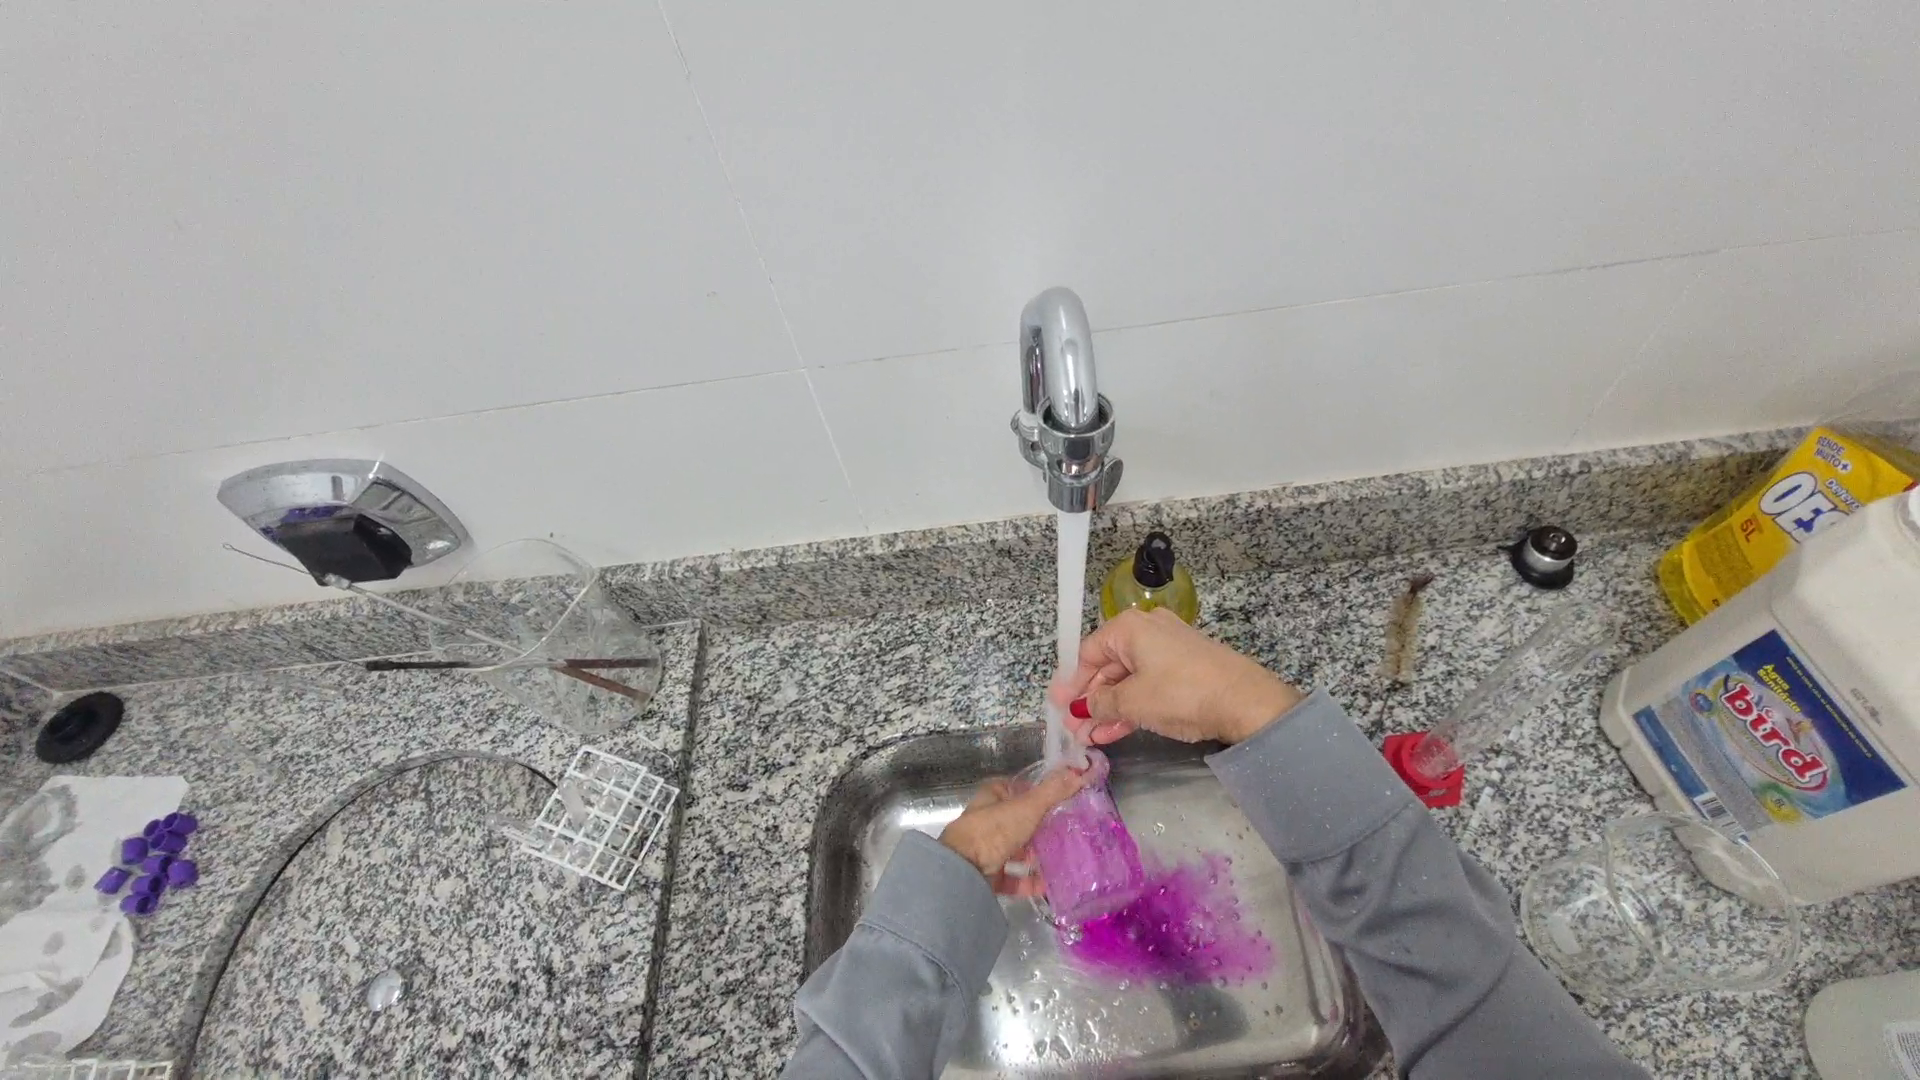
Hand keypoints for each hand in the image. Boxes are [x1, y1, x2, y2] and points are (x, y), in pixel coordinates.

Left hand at [939, 767, 1088, 895]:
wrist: (962, 871)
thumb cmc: (994, 830)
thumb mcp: (1027, 807)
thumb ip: (1053, 792)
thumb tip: (1081, 772)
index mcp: (992, 797)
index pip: (1017, 789)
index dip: (1037, 793)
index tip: (1061, 801)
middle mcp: (987, 820)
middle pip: (1018, 821)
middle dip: (1040, 827)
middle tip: (1068, 831)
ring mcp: (986, 849)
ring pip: (1016, 850)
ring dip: (1036, 856)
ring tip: (1063, 859)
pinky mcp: (987, 875)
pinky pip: (1013, 878)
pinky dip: (1029, 882)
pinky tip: (1049, 886)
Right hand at [1049, 607, 1303, 746]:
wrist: (1246, 701)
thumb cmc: (1181, 693)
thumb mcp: (1132, 701)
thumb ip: (1099, 704)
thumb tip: (1079, 709)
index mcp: (1129, 628)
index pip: (1087, 653)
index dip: (1071, 683)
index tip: (1059, 708)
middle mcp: (1147, 631)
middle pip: (1107, 667)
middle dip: (1089, 701)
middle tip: (1074, 729)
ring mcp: (1168, 650)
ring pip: (1128, 680)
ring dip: (1108, 709)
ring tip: (1090, 738)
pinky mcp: (1185, 669)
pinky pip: (1147, 685)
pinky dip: (1131, 706)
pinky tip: (1114, 731)